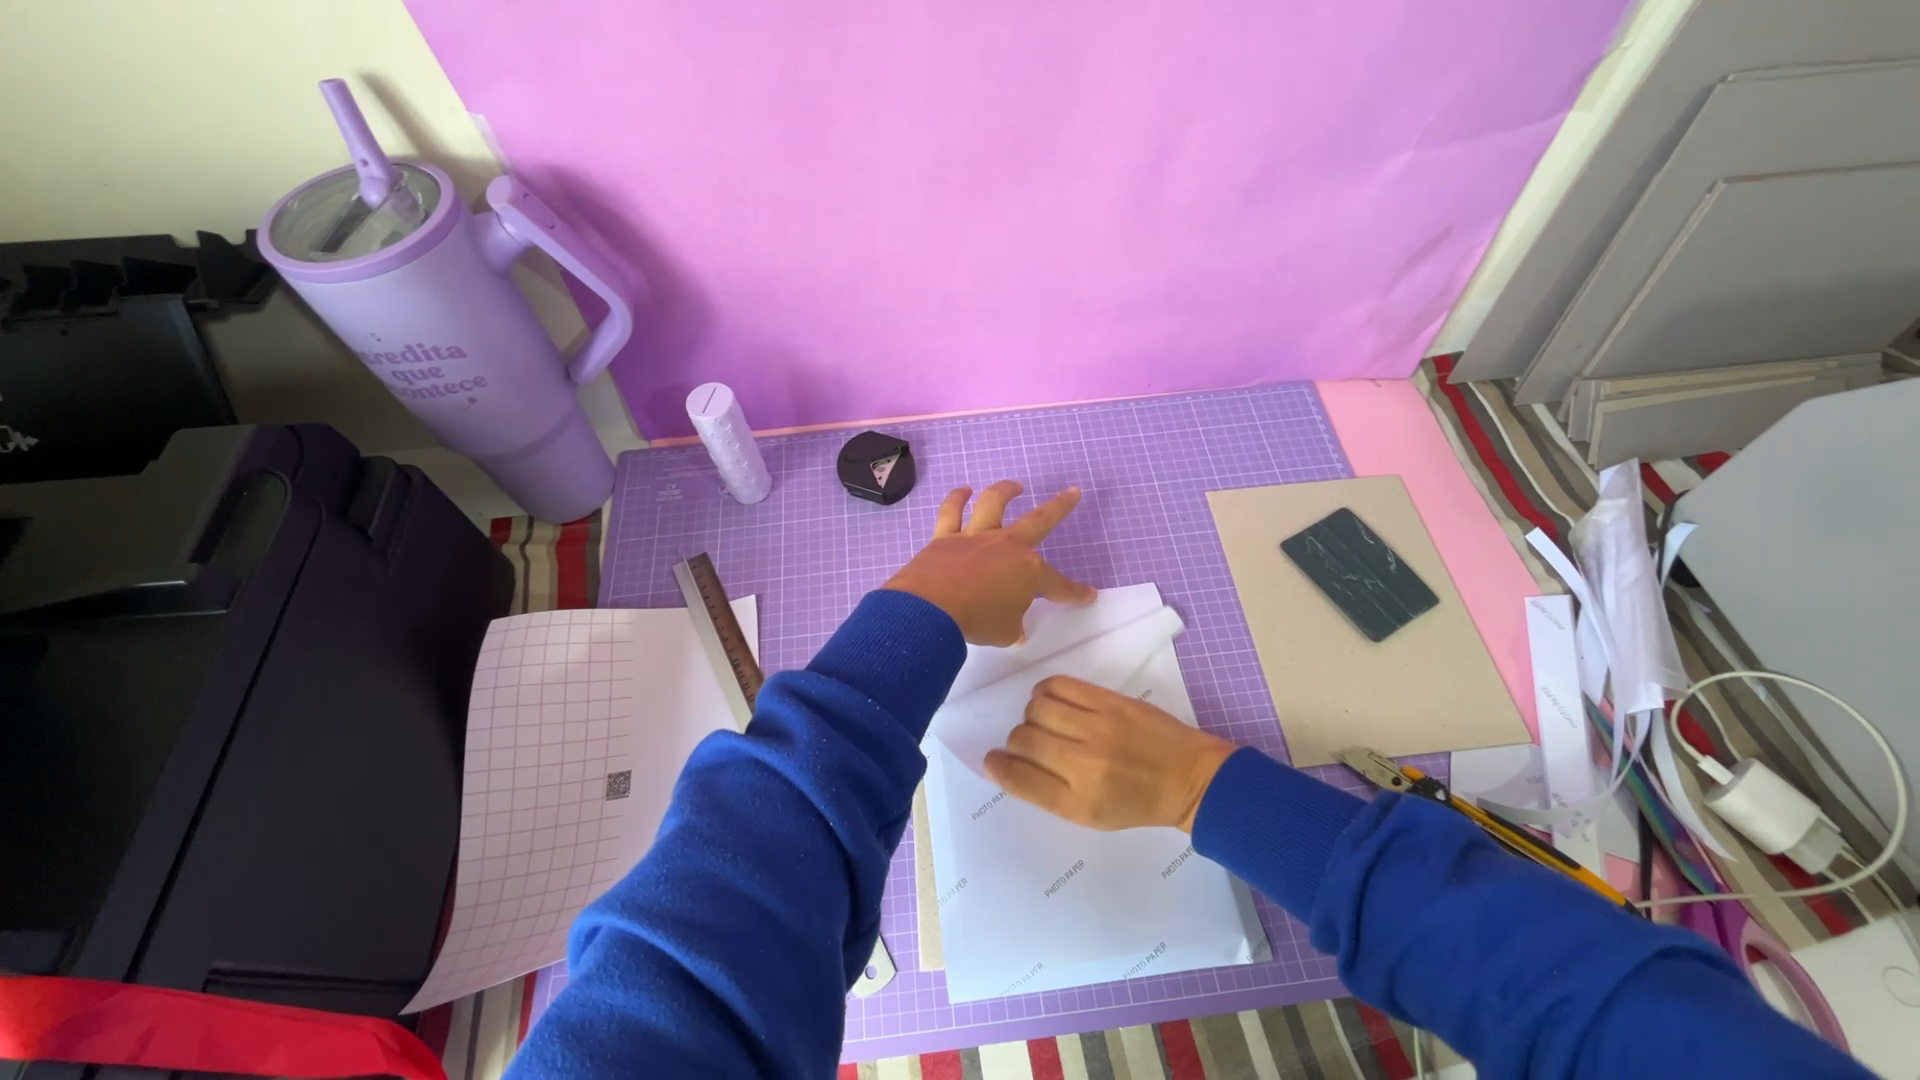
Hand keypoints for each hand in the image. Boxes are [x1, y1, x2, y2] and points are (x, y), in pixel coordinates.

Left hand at [882, 481, 1094, 646]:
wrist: (933, 608)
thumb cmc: (978, 621)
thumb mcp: (1005, 632)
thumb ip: (1012, 627)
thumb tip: (1015, 630)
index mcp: (1028, 571)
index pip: (1058, 584)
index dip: (1074, 592)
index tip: (1088, 595)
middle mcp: (1006, 546)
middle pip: (1039, 520)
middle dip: (1060, 506)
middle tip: (1072, 492)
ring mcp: (975, 537)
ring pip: (993, 503)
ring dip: (1006, 491)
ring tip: (1014, 486)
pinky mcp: (945, 537)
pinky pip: (951, 512)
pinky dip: (957, 499)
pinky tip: (963, 492)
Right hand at [985, 676, 1236, 831]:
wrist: (1188, 777)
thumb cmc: (1136, 802)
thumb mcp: (1089, 814)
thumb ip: (1046, 791)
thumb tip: (1006, 763)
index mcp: (1077, 803)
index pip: (1017, 778)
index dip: (996, 765)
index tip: (994, 759)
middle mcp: (1084, 765)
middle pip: (1021, 739)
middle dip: (1018, 742)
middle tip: (1034, 745)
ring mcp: (1098, 729)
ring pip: (1035, 709)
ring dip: (1032, 716)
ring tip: (1049, 723)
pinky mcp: (1109, 701)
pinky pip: (1056, 685)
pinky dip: (1045, 692)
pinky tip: (1055, 702)